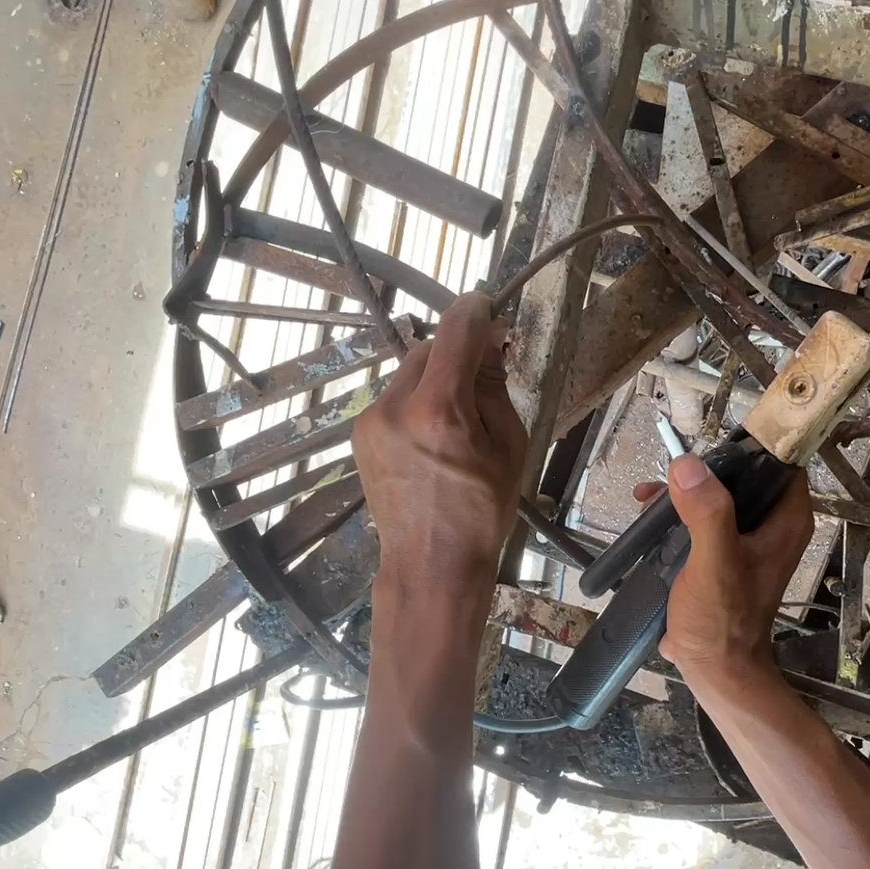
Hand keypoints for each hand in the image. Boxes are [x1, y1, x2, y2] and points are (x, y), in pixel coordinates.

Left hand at [355, 293, 527, 595]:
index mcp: (439, 410)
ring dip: (438, 377)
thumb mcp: (508, 448)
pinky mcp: (361, 434)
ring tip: (461, 414)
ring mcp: (371, 419)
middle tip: (487, 370)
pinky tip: (436, 433)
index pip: (455, 333)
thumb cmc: (482, 512)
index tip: (489, 304)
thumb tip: (488, 349)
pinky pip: (396, 399)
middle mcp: (395, 405)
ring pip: (410, 373)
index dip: (475, 311)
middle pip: (429, 349)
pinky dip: (419, 400)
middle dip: (458, 350)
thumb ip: (494, 391)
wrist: (431, 564)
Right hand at [637, 454, 813, 685]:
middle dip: (701, 471)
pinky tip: (650, 518)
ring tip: (649, 499)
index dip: (747, 447)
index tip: (707, 448)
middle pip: (741, 475)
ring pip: (717, 495)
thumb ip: (706, 513)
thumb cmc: (721, 621)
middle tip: (667, 478)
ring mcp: (747, 539)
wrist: (713, 667)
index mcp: (786, 520)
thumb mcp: (714, 563)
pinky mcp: (723, 553)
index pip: (779, 461)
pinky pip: (703, 519)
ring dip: (683, 492)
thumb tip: (687, 465)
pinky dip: (678, 514)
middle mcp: (772, 524)